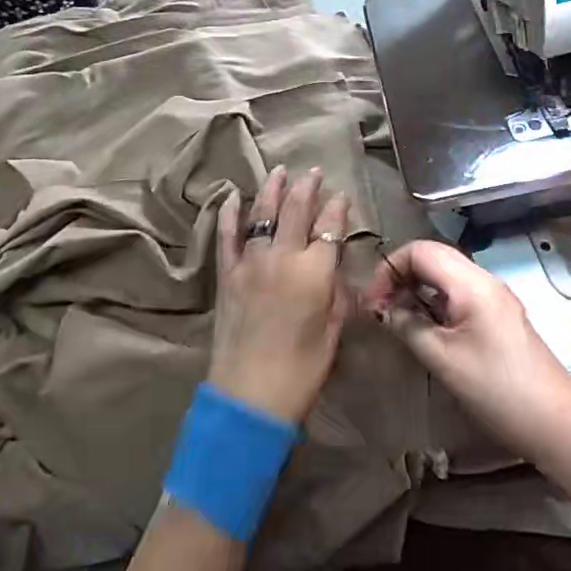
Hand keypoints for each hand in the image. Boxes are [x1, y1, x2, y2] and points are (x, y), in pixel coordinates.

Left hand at [207, 166, 350, 425]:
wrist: (249, 398)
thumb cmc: (302, 369)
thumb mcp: (334, 328)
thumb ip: (336, 290)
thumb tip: (334, 265)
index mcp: (314, 271)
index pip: (330, 227)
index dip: (338, 208)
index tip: (343, 196)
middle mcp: (282, 258)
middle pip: (296, 211)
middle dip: (307, 187)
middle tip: (314, 172)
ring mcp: (250, 264)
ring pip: (262, 216)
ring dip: (272, 190)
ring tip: (279, 171)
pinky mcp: (227, 277)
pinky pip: (227, 238)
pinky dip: (230, 214)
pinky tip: (233, 196)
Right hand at [363, 241, 570, 462]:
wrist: (555, 421)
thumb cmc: (496, 388)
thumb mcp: (443, 359)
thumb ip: (409, 327)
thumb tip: (382, 309)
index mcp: (472, 282)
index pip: (421, 250)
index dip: (390, 268)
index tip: (372, 302)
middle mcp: (484, 279)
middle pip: (434, 257)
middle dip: (401, 276)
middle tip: (380, 310)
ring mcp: (494, 297)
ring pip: (446, 276)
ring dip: (418, 290)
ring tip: (396, 320)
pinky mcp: (498, 315)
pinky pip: (459, 294)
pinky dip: (436, 303)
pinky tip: (423, 328)